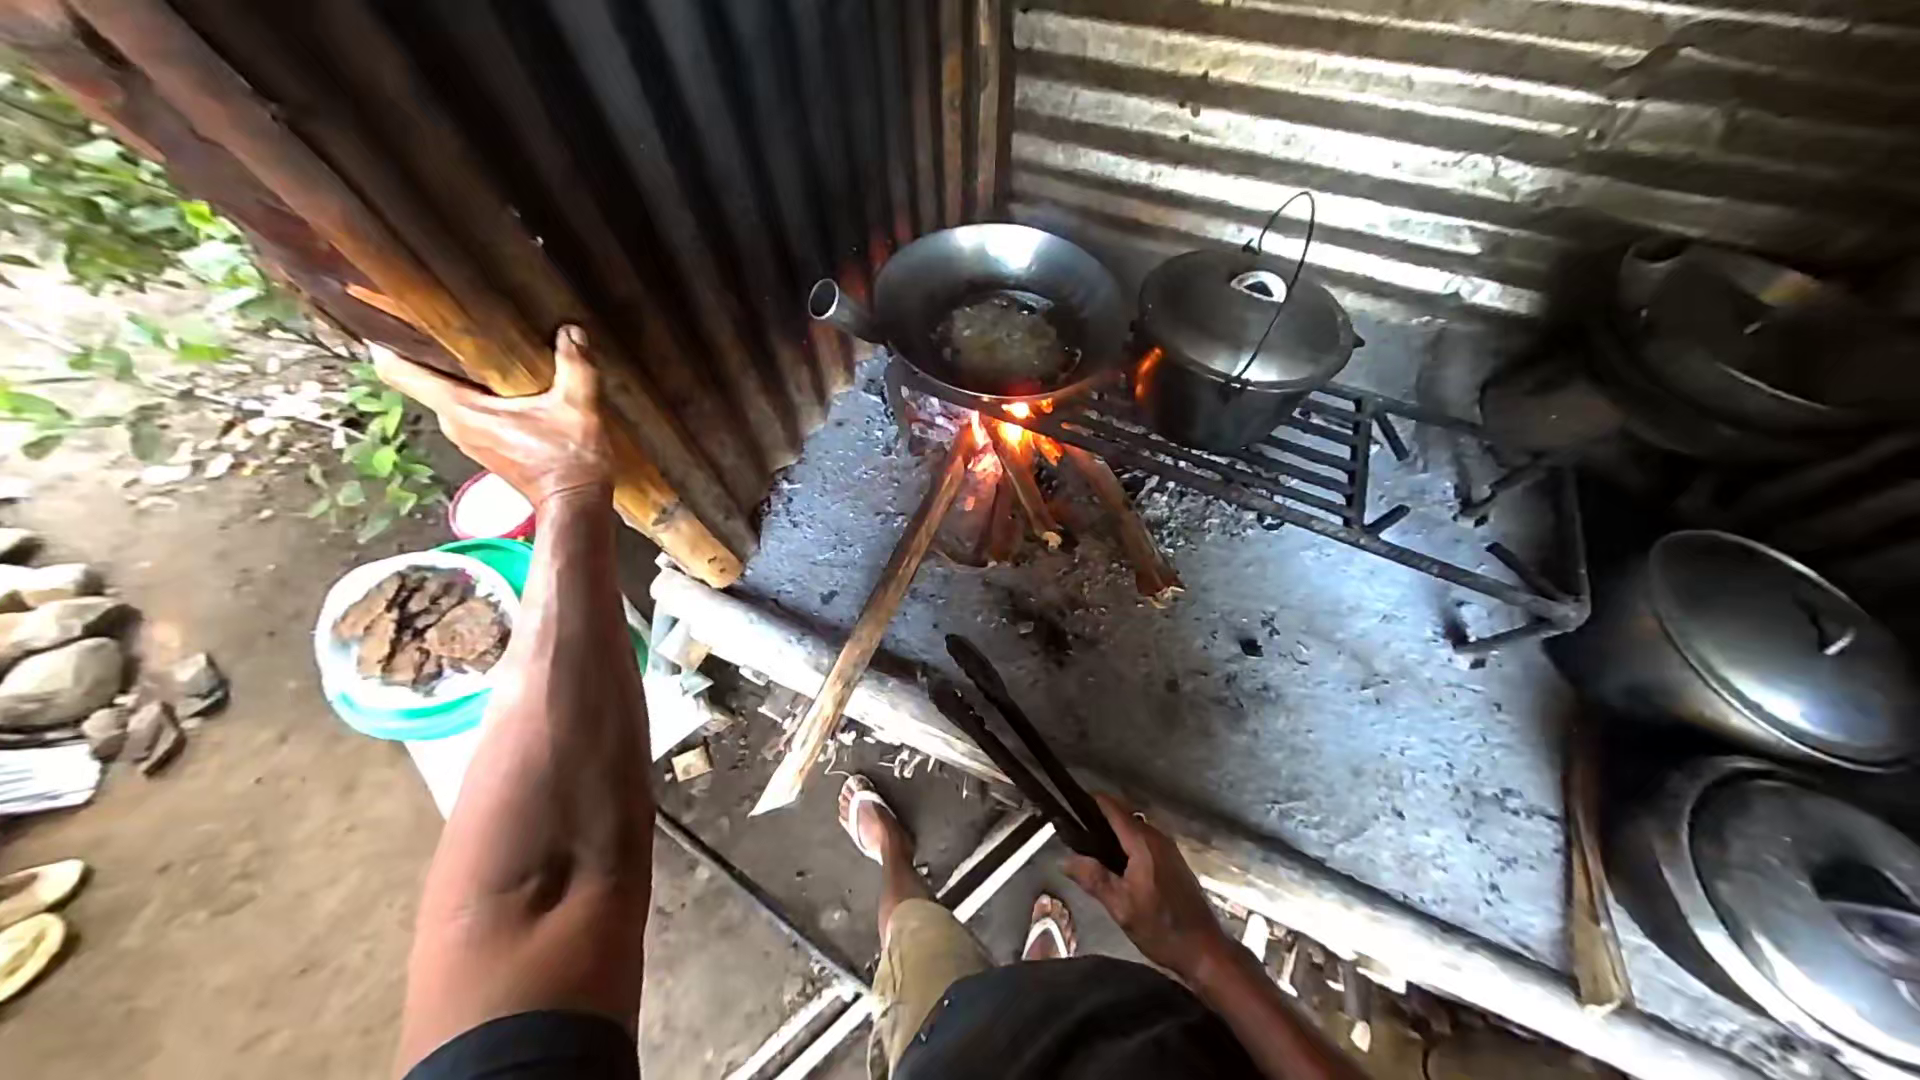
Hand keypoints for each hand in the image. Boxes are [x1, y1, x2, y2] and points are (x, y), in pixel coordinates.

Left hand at [370, 325, 614, 508]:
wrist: (576, 503)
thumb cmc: (570, 461)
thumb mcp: (579, 408)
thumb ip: (575, 366)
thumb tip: (572, 332)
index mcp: (462, 410)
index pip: (396, 370)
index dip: (387, 338)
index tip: (393, 314)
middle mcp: (454, 424)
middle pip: (421, 378)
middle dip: (432, 350)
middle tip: (449, 321)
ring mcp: (467, 438)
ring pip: (446, 394)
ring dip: (459, 373)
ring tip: (482, 348)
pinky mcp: (485, 445)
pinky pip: (467, 410)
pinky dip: (477, 394)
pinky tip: (504, 384)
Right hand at [1064, 793, 1233, 980]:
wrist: (1206, 951)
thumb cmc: (1162, 928)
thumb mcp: (1121, 907)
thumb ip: (1093, 878)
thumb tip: (1064, 859)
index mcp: (1143, 843)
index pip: (1113, 807)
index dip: (1090, 801)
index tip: (1069, 805)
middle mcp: (1157, 837)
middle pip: (1123, 815)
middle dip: (1099, 819)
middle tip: (1074, 835)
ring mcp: (1168, 848)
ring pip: (1134, 828)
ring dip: (1113, 833)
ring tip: (1090, 850)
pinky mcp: (1173, 861)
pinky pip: (1144, 840)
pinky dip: (1127, 843)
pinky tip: (1116, 865)